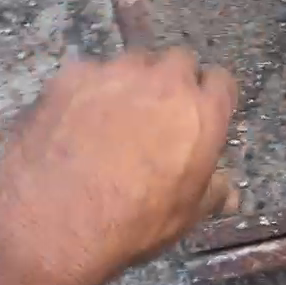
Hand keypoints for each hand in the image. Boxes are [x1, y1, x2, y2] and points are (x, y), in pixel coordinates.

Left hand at [0, 48, 237, 284]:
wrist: (56, 222)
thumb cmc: (133, 223)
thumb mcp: (186, 215)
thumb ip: (213, 191)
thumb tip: (229, 192)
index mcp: (202, 112)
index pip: (222, 82)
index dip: (211, 99)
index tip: (200, 115)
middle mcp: (164, 81)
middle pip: (179, 61)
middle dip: (173, 82)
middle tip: (158, 115)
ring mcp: (116, 73)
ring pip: (133, 62)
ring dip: (131, 82)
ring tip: (114, 116)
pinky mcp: (72, 75)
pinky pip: (89, 73)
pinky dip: (88, 90)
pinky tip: (75, 121)